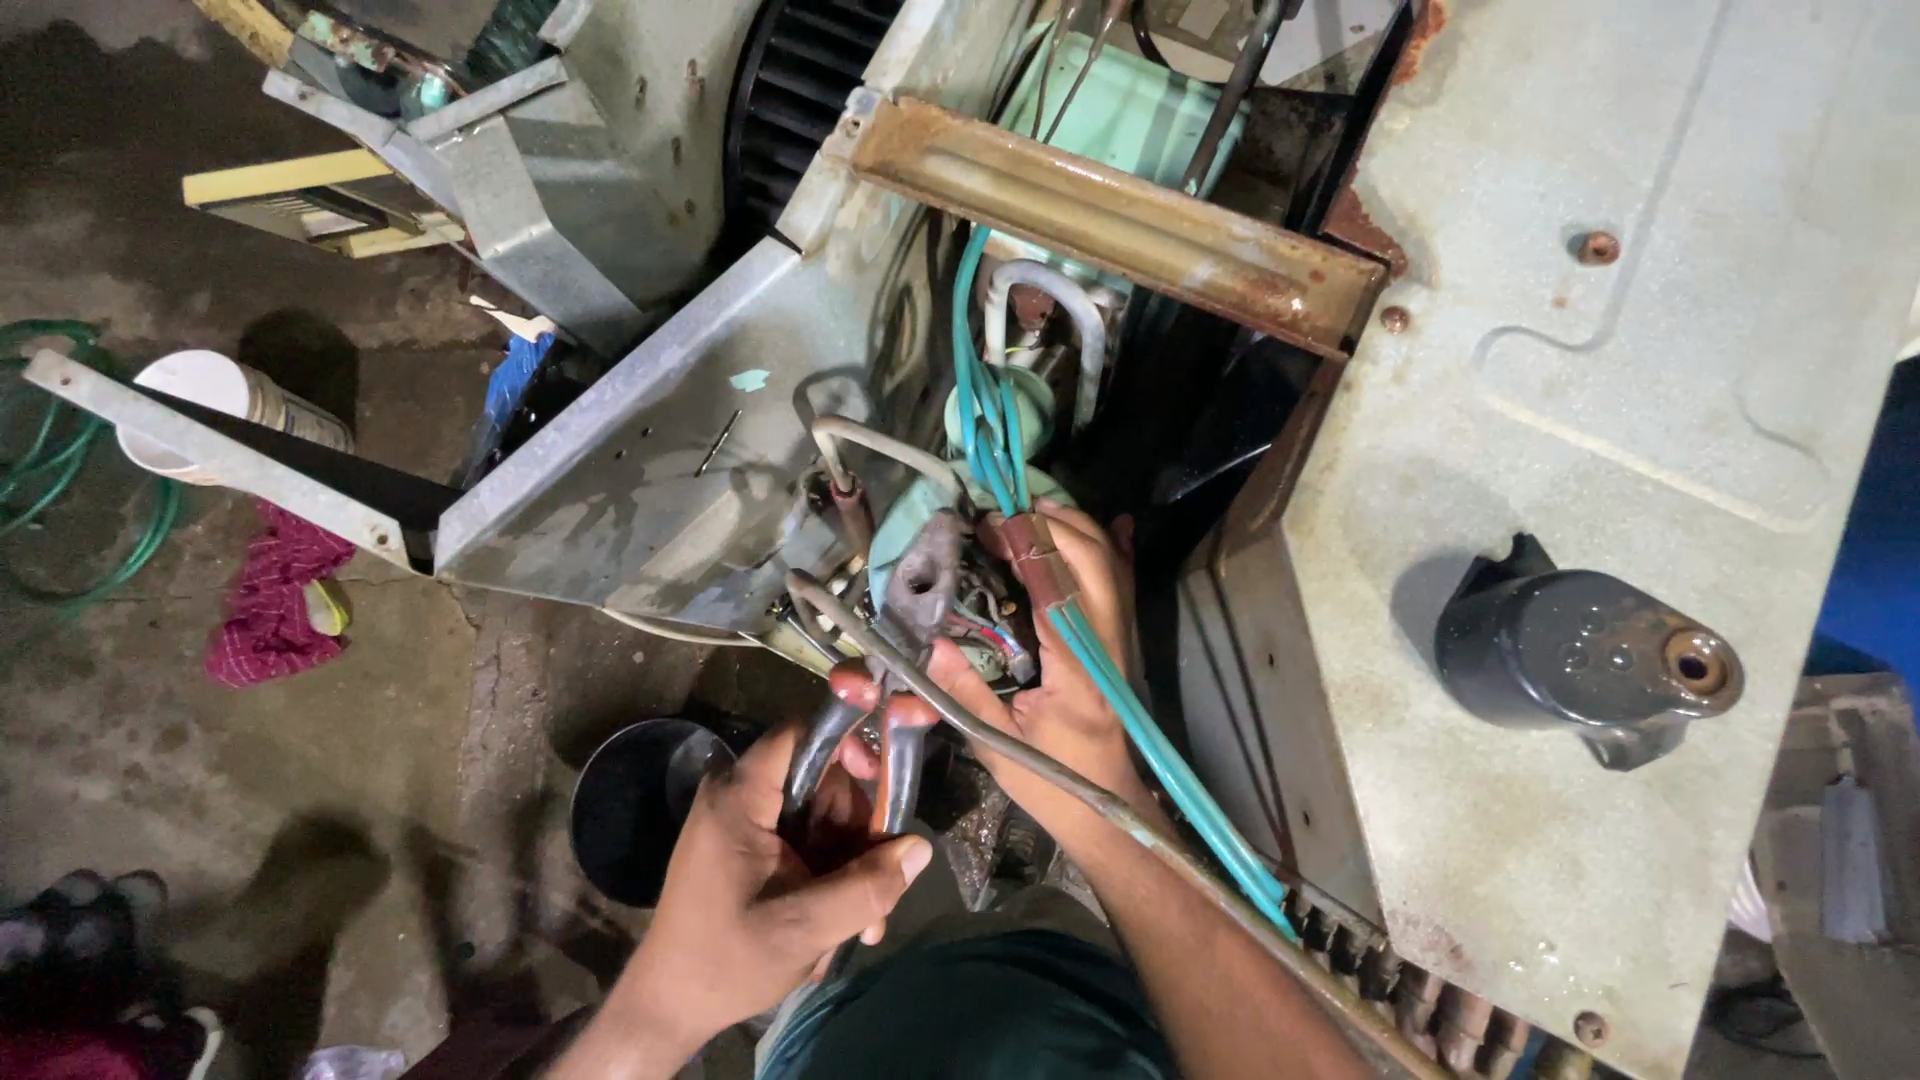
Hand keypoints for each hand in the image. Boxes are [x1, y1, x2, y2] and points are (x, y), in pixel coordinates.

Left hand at [553, 726, 932, 1077]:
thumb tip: (921, 847)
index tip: (879, 779)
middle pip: (822, 778)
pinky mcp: (748, 843)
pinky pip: (803, 835)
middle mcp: (739, 794)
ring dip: (847, 859)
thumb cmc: (725, 962)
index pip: (800, 732)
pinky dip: (827, 869)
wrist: (668, 1007)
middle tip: (875, 887)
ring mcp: (743, 819)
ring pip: (820, 811)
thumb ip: (867, 885)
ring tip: (859, 921)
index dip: (846, 742)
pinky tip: (835, 917)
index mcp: (740, 797)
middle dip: (856, 830)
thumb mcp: (805, 928)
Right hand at [927, 500, 1154, 843]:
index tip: (993, 525)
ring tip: (1037, 509)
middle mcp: (1106, 646)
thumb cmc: (1052, 781)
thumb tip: (931, 644)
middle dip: (1054, 527)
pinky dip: (1118, 551)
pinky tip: (1113, 525)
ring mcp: (1119, 642)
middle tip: (1008, 512)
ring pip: (1112, 569)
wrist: (1109, 808)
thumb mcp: (997, 744)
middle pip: (1094, 566)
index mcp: (1076, 670)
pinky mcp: (1119, 645)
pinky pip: (1123, 587)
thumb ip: (964, 693)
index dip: (1028, 550)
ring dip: (1079, 531)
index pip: (1056, 591)